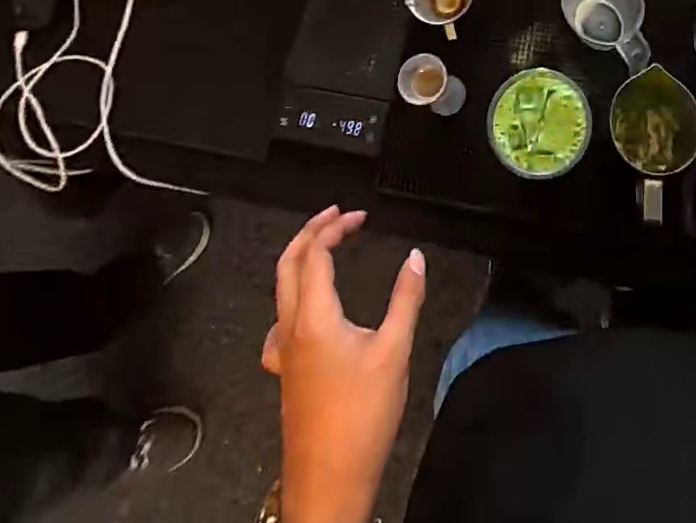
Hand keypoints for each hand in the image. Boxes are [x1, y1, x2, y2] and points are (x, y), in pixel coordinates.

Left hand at [262, 206, 425, 522]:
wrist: (329, 480)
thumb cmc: (362, 416)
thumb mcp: (395, 350)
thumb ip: (406, 298)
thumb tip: (415, 258)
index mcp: (314, 318)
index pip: (314, 254)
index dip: (334, 227)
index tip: (359, 216)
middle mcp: (290, 329)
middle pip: (287, 264)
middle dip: (309, 231)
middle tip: (336, 214)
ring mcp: (282, 351)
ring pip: (280, 289)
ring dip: (300, 258)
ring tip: (324, 247)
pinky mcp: (285, 370)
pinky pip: (280, 320)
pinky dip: (295, 295)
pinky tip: (308, 310)